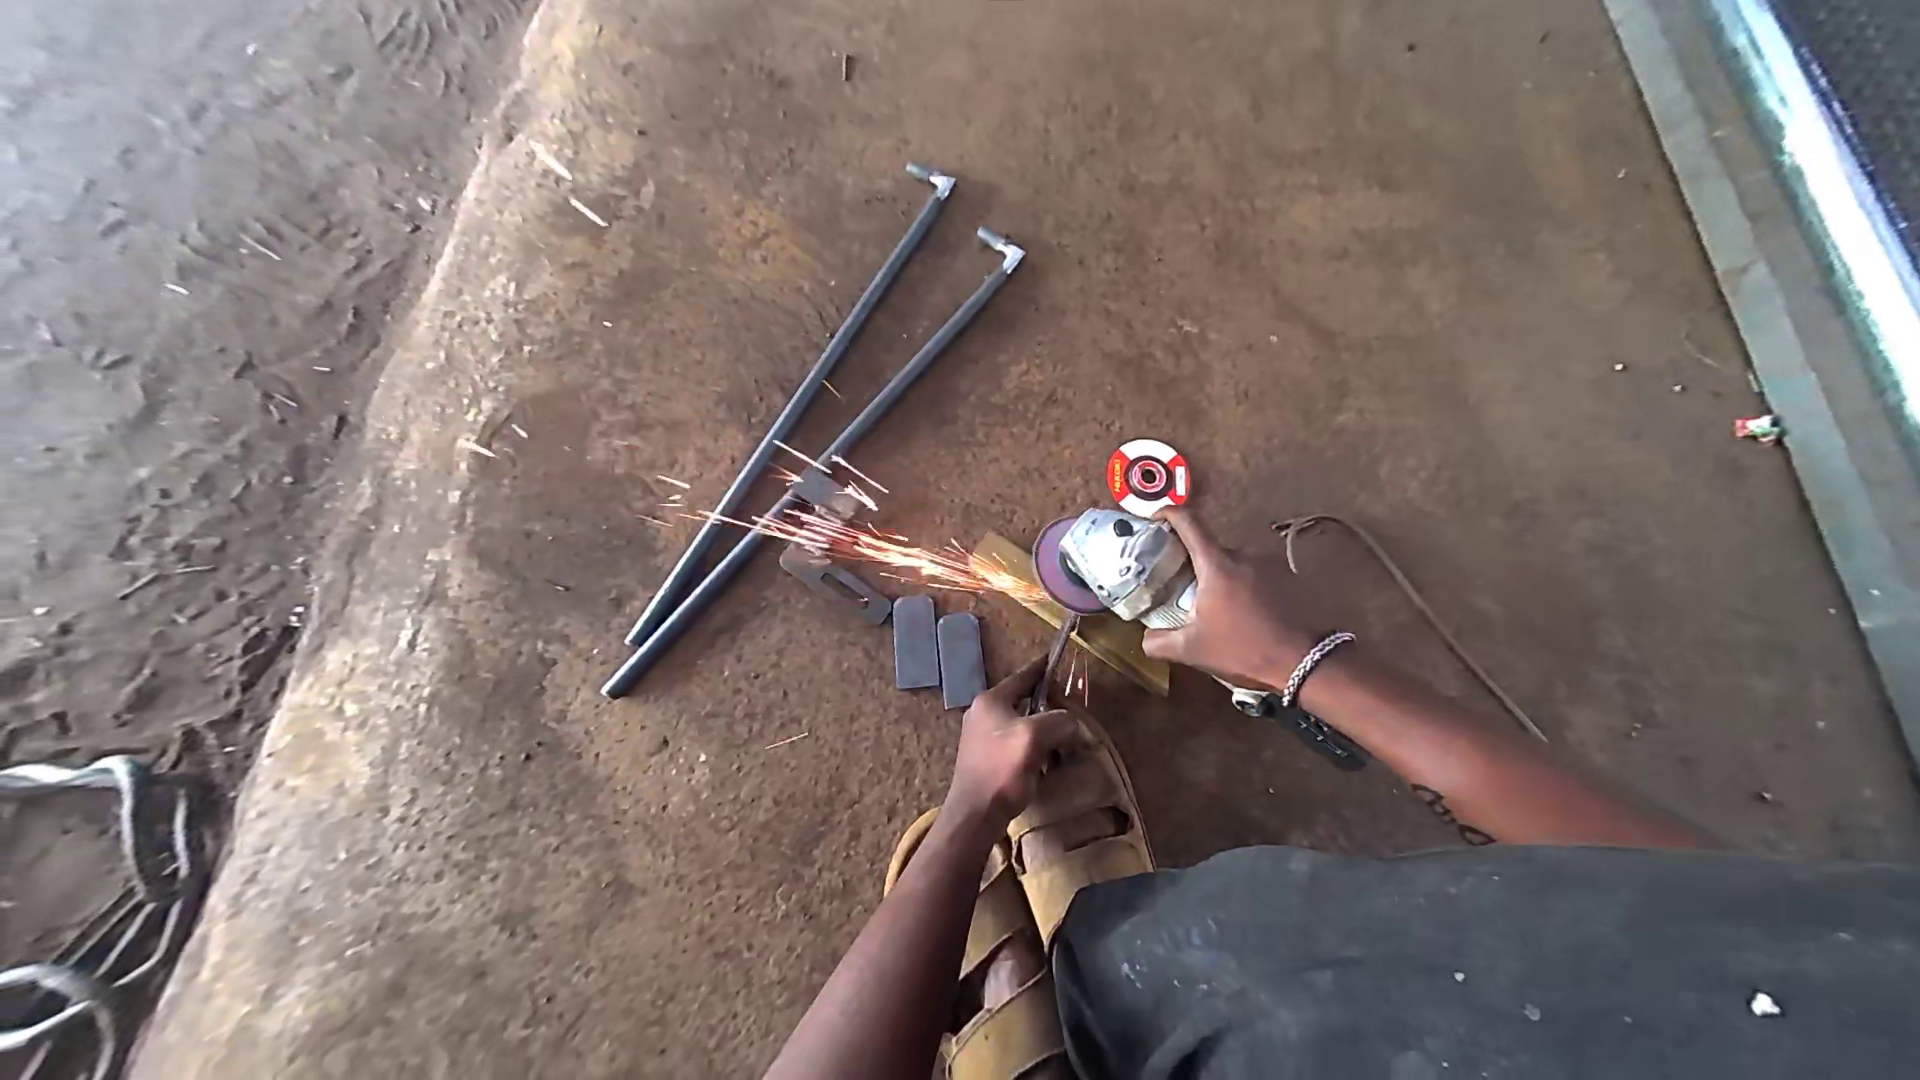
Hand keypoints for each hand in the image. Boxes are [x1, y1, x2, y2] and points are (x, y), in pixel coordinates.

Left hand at [944, 656, 1080, 835]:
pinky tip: (1045, 760)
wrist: (974, 814)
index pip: (1022, 677)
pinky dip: (1032, 746)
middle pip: (1022, 700)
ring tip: (1063, 739)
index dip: (1041, 668)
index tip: (1055, 659)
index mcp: (991, 700)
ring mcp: (980, 736)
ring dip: (1042, 730)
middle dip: (1047, 705)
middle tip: (1070, 709)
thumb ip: (1059, 721)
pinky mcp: (985, 758)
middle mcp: (982, 713)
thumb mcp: (1034, 737)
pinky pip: (1015, 742)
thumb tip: (1071, 724)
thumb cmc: (1001, 770)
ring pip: (1020, 723)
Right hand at [1142, 507, 1318, 689]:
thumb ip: (1159, 642)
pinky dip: (1247, 588)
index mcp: (1217, 565)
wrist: (1309, 664)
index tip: (1157, 518)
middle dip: (1197, 567)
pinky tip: (1249, 616)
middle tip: (1188, 593)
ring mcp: (1272, 564)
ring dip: (1224, 580)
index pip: (1189, 523)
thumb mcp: (1192, 651)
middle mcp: (1245, 555)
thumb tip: (1145, 638)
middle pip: (1211, 550)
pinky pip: (1258, 575)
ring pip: (1235, 564)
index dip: (1169, 514)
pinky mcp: (1292, 577)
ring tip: (1222, 611)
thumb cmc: (1244, 650)